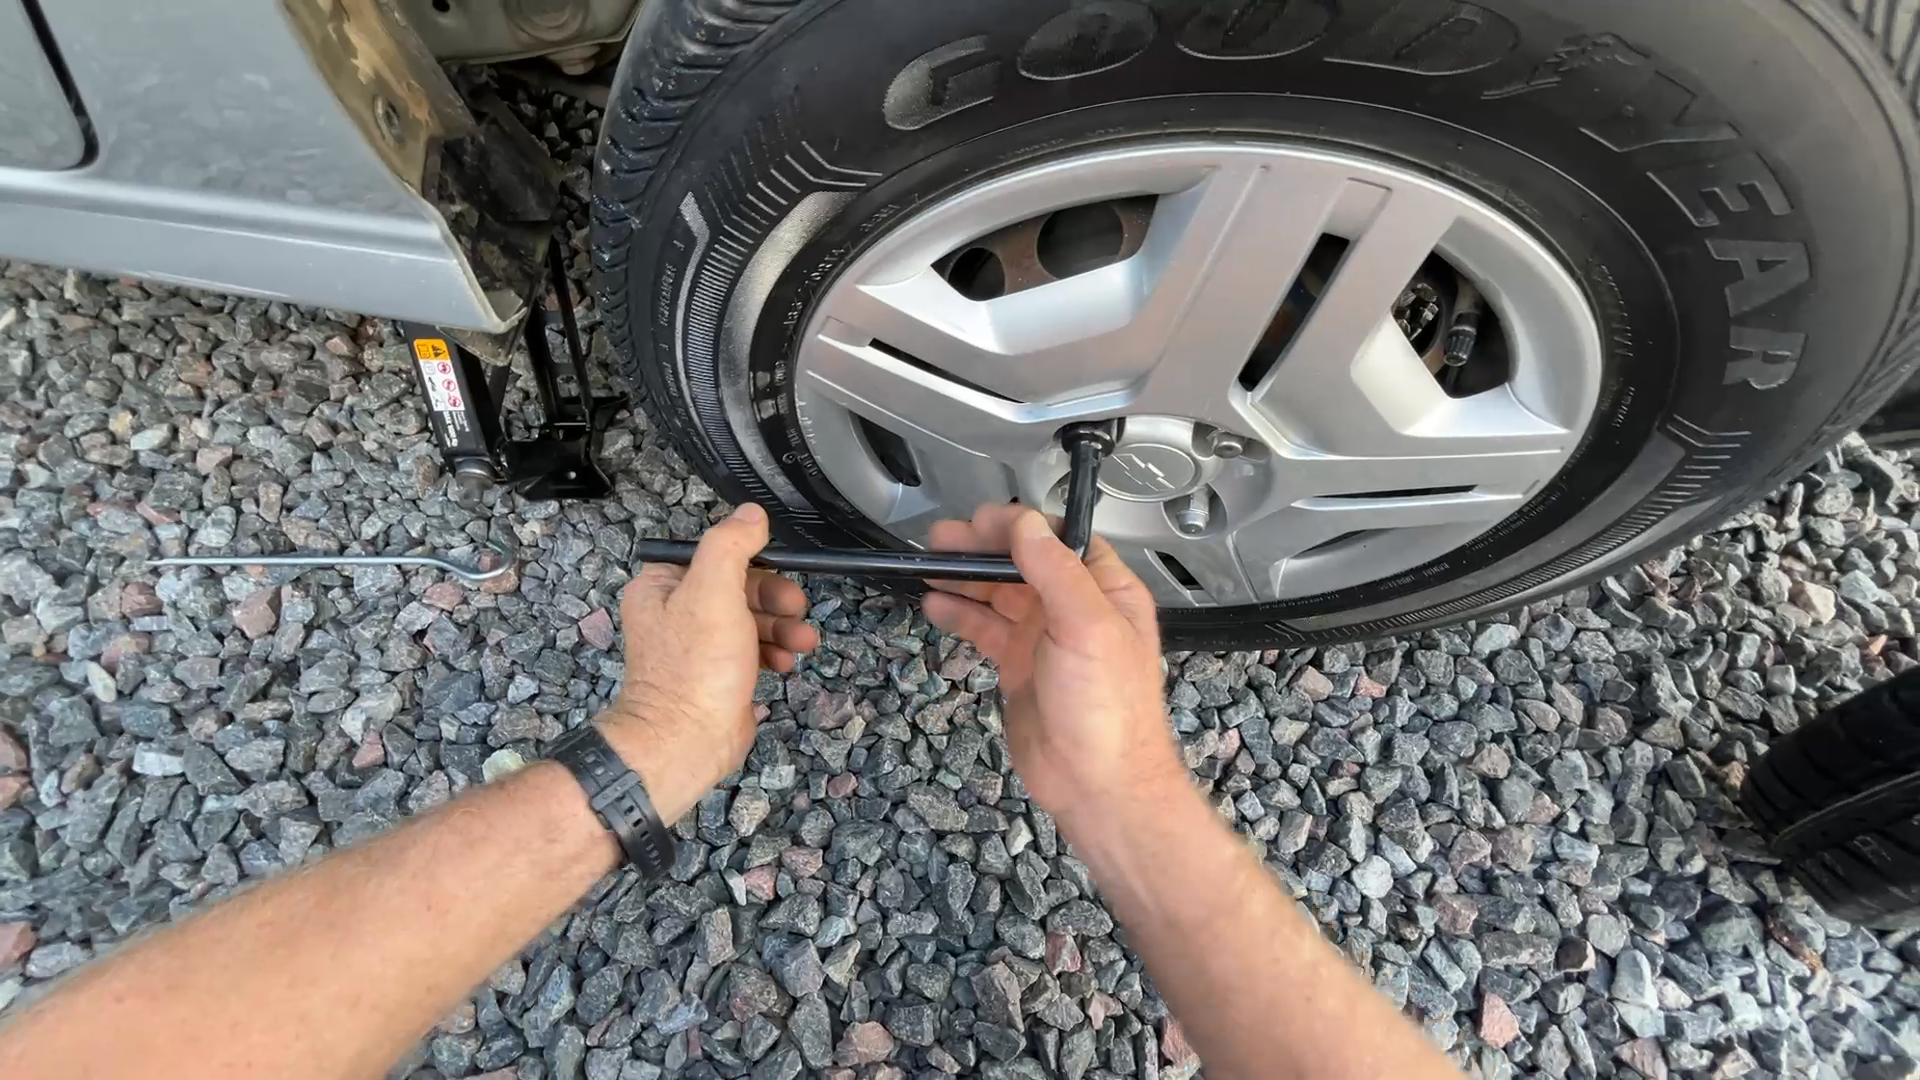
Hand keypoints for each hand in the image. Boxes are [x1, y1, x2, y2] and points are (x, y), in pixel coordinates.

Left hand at [597, 504, 818, 820]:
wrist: (687, 742)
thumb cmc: (696, 667)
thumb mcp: (713, 592)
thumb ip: (731, 545)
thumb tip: (752, 514)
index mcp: (663, 585)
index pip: (718, 556)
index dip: (756, 563)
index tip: (783, 573)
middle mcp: (677, 612)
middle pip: (741, 587)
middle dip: (776, 600)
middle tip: (798, 611)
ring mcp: (699, 646)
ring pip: (753, 620)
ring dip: (783, 628)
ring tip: (802, 643)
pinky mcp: (719, 673)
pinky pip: (754, 650)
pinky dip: (774, 652)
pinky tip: (785, 664)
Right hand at [922, 504, 1181, 819]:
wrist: (1096, 784)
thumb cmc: (1107, 707)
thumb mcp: (1087, 628)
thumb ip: (1055, 571)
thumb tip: (1025, 523)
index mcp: (1105, 590)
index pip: (1059, 540)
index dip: (1019, 526)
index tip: (980, 521)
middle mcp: (1074, 608)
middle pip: (1022, 563)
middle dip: (982, 549)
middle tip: (941, 540)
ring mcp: (1044, 638)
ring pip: (998, 593)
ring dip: (965, 578)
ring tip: (928, 566)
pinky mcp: (1019, 665)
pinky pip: (985, 628)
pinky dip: (961, 613)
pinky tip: (935, 604)